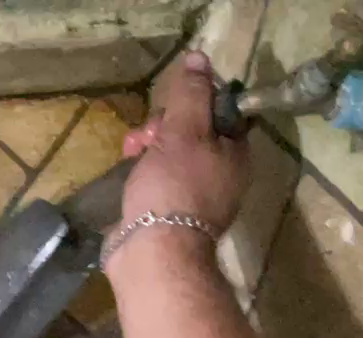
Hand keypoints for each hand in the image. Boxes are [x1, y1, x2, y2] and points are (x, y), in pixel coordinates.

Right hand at [121, 51, 250, 230]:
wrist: (153, 252)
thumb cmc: (174, 187)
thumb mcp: (184, 129)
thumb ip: (192, 93)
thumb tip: (199, 59)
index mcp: (235, 156)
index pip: (219, 113)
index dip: (192, 102)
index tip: (169, 105)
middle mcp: (221, 180)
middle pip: (191, 136)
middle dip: (162, 128)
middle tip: (145, 136)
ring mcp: (194, 203)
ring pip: (170, 160)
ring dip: (147, 149)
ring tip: (129, 154)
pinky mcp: (168, 220)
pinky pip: (156, 185)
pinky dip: (142, 177)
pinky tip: (127, 177)